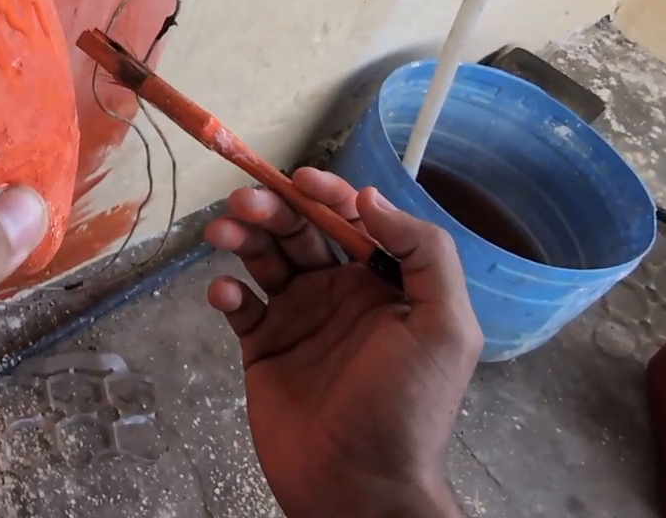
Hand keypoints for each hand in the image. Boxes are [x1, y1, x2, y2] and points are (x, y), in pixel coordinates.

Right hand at [205, 168, 481, 517]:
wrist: (358, 489)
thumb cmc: (405, 407)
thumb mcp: (444, 330)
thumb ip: (423, 254)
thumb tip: (368, 195)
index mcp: (379, 284)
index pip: (349, 220)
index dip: (324, 192)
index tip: (297, 180)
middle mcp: (336, 292)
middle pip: (296, 231)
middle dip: (270, 208)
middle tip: (243, 203)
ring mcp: (296, 318)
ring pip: (261, 257)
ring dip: (240, 237)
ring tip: (221, 235)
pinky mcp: (261, 345)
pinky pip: (239, 305)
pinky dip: (226, 292)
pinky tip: (227, 297)